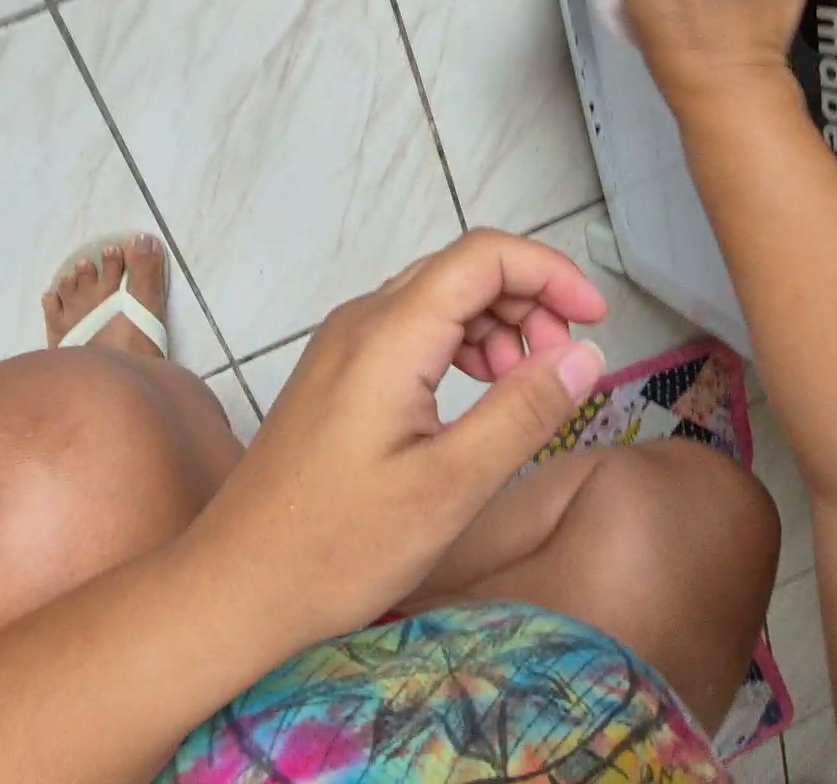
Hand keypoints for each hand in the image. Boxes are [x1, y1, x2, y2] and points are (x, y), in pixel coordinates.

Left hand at [185, 230, 609, 639]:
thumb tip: (586, 354)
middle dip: (527, 304)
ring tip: (520, 391)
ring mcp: (344, 343)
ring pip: (438, 299)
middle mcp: (362, 319)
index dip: (551, 273)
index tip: (598, 321)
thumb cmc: (341, 544)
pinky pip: (412, 331)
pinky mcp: (339, 371)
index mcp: (390, 333)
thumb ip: (523, 410)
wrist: (238, 581)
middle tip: (562, 369)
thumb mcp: (450, 485)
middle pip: (462, 271)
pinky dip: (459, 348)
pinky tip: (475, 395)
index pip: (484, 256)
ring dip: (495, 328)